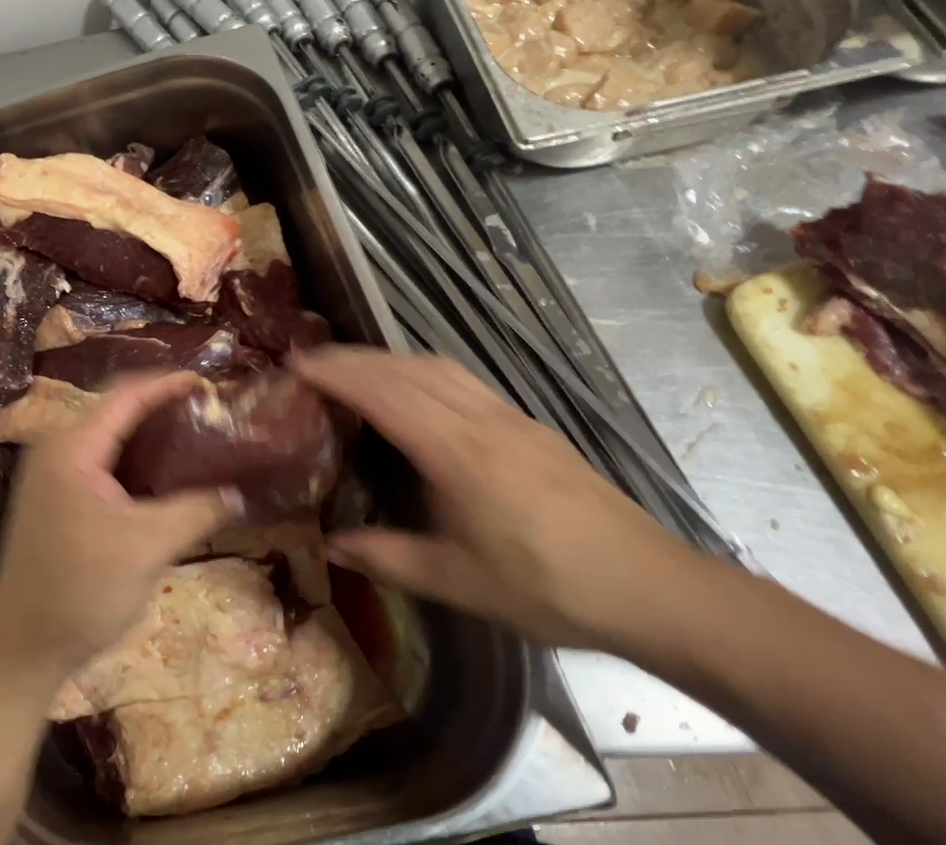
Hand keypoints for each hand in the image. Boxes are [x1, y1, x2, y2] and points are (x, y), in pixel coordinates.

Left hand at [0, 373, 240, 682]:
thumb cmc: (82, 589)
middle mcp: (57, 450)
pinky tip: (170, 478)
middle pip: (115, 412)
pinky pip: (103, 466)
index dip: (168, 385)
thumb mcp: (148, 547)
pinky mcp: (58, 501)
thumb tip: (240, 491)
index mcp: (71, 448)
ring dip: (151, 438)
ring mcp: (53, 476)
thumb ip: (196, 510)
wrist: (23, 644)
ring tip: (200, 440)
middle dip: (163, 409)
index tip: (211, 383)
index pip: (124, 396)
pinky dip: (137, 465)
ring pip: (110, 440)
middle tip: (212, 414)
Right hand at [292, 346, 698, 650]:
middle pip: (409, 369)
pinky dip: (421, 372)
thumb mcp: (456, 583)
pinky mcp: (531, 428)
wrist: (650, 588)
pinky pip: (464, 382)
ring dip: (389, 359)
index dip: (338, 374)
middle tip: (309, 362)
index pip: (386, 394)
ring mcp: (513, 420)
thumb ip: (387, 557)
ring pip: (440, 368)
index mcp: (460, 454)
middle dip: (354, 358)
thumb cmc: (548, 588)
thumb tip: (331, 545)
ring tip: (351, 370)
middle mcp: (485, 422)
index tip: (295, 363)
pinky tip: (414, 393)